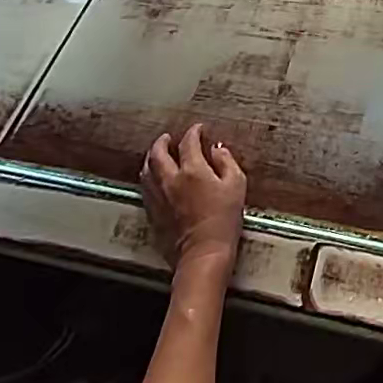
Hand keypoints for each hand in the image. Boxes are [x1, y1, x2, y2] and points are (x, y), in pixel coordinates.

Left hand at [140, 124, 246, 273]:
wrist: (203, 253)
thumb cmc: (224, 219)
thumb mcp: (236, 185)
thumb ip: (226, 162)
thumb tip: (218, 149)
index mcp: (193, 171)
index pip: (188, 143)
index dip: (193, 132)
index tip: (198, 129)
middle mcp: (170, 180)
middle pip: (158, 154)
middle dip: (162, 142)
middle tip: (168, 137)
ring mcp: (158, 197)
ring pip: (147, 170)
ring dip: (151, 158)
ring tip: (157, 154)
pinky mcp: (153, 213)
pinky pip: (145, 188)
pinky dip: (148, 176)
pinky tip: (154, 178)